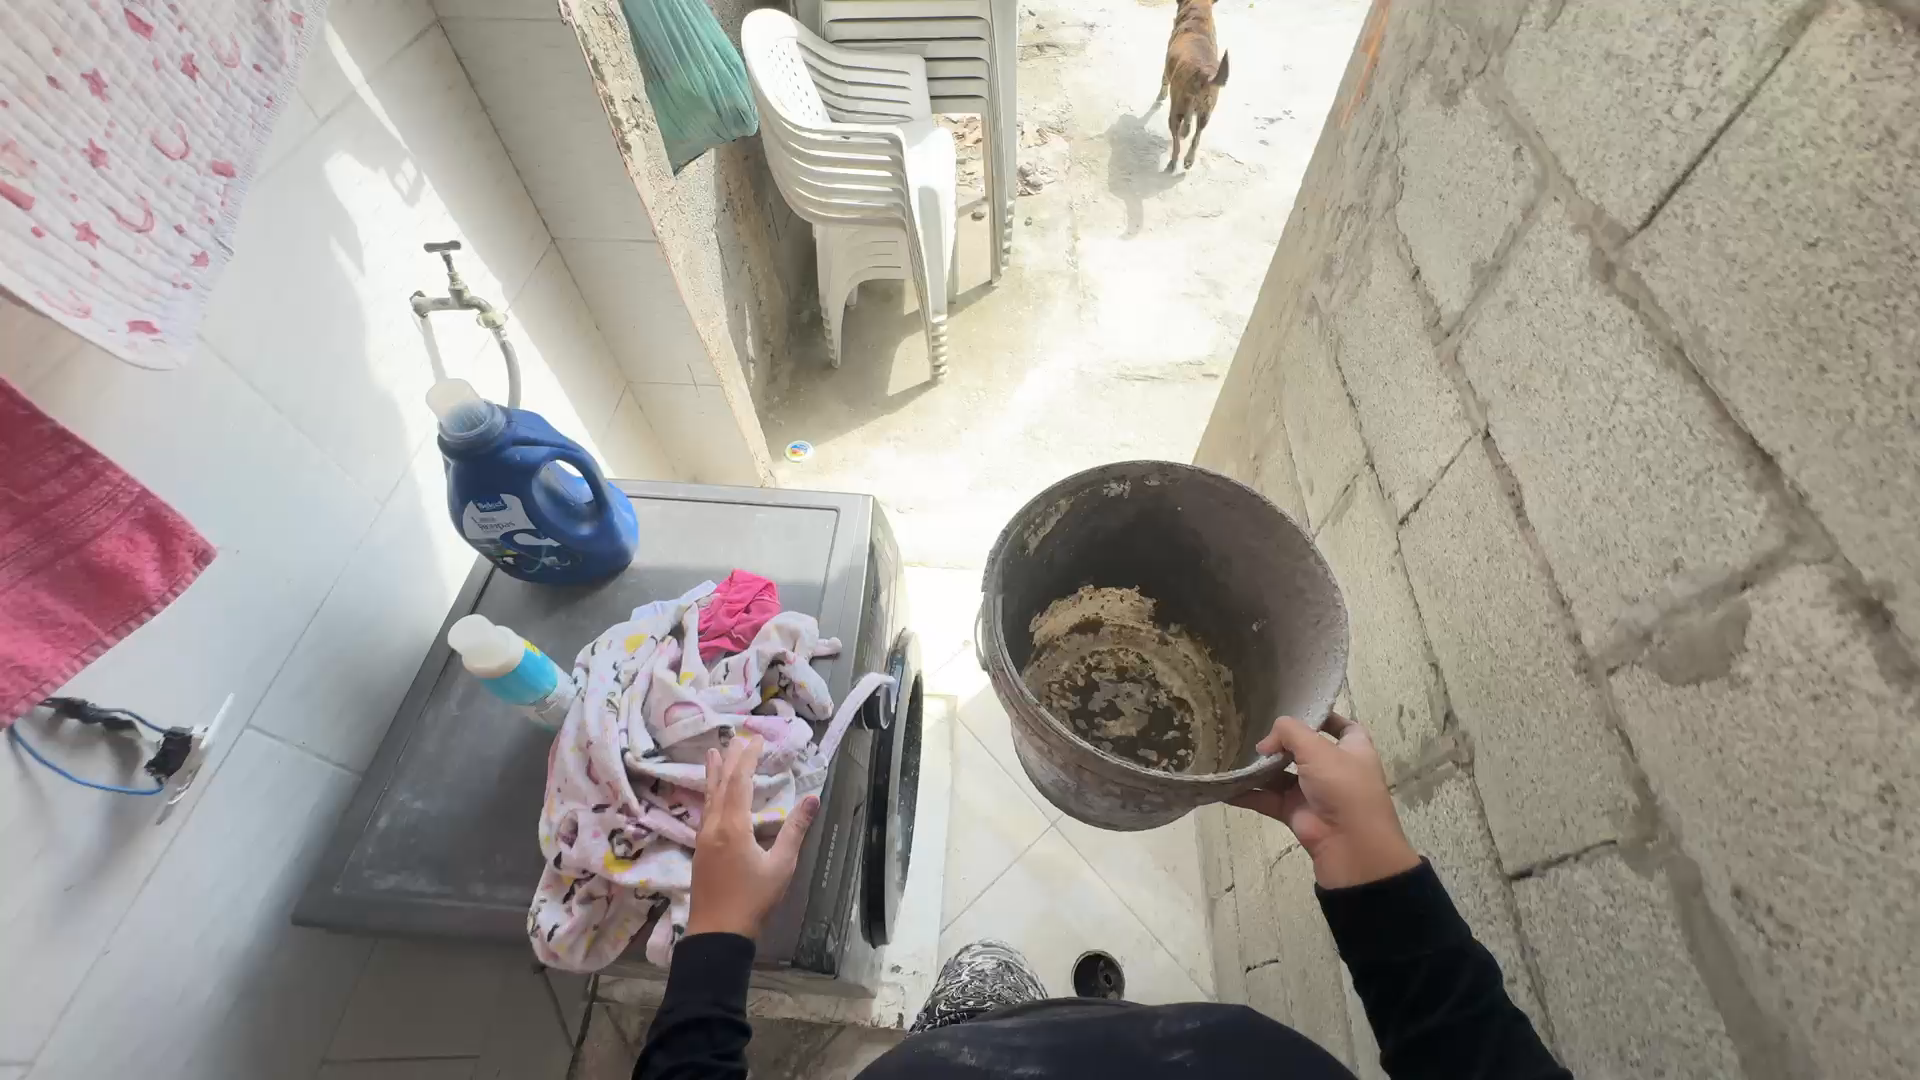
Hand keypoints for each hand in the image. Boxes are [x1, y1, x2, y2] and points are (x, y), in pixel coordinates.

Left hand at [686, 736, 820, 938]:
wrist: (717, 936)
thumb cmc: (753, 900)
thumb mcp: (781, 865)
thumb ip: (795, 829)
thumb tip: (812, 798)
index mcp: (732, 826)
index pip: (740, 782)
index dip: (748, 759)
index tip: (757, 740)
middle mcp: (713, 827)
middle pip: (721, 785)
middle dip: (731, 760)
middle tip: (738, 738)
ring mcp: (703, 839)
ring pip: (709, 797)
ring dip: (715, 773)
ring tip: (714, 753)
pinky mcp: (700, 850)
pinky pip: (705, 810)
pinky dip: (710, 793)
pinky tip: (711, 795)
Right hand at [1230, 713, 1420, 888]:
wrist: (1351, 847)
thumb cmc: (1343, 788)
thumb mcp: (1318, 749)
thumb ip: (1288, 732)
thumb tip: (1265, 745)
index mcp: (1353, 751)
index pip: (1344, 728)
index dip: (1326, 717)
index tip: (1299, 708)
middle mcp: (1333, 770)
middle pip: (1303, 749)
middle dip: (1280, 741)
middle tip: (1252, 730)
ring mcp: (1312, 792)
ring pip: (1280, 774)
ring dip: (1258, 767)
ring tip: (1231, 752)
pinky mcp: (1294, 812)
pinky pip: (1266, 798)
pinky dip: (1246, 793)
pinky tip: (1225, 785)